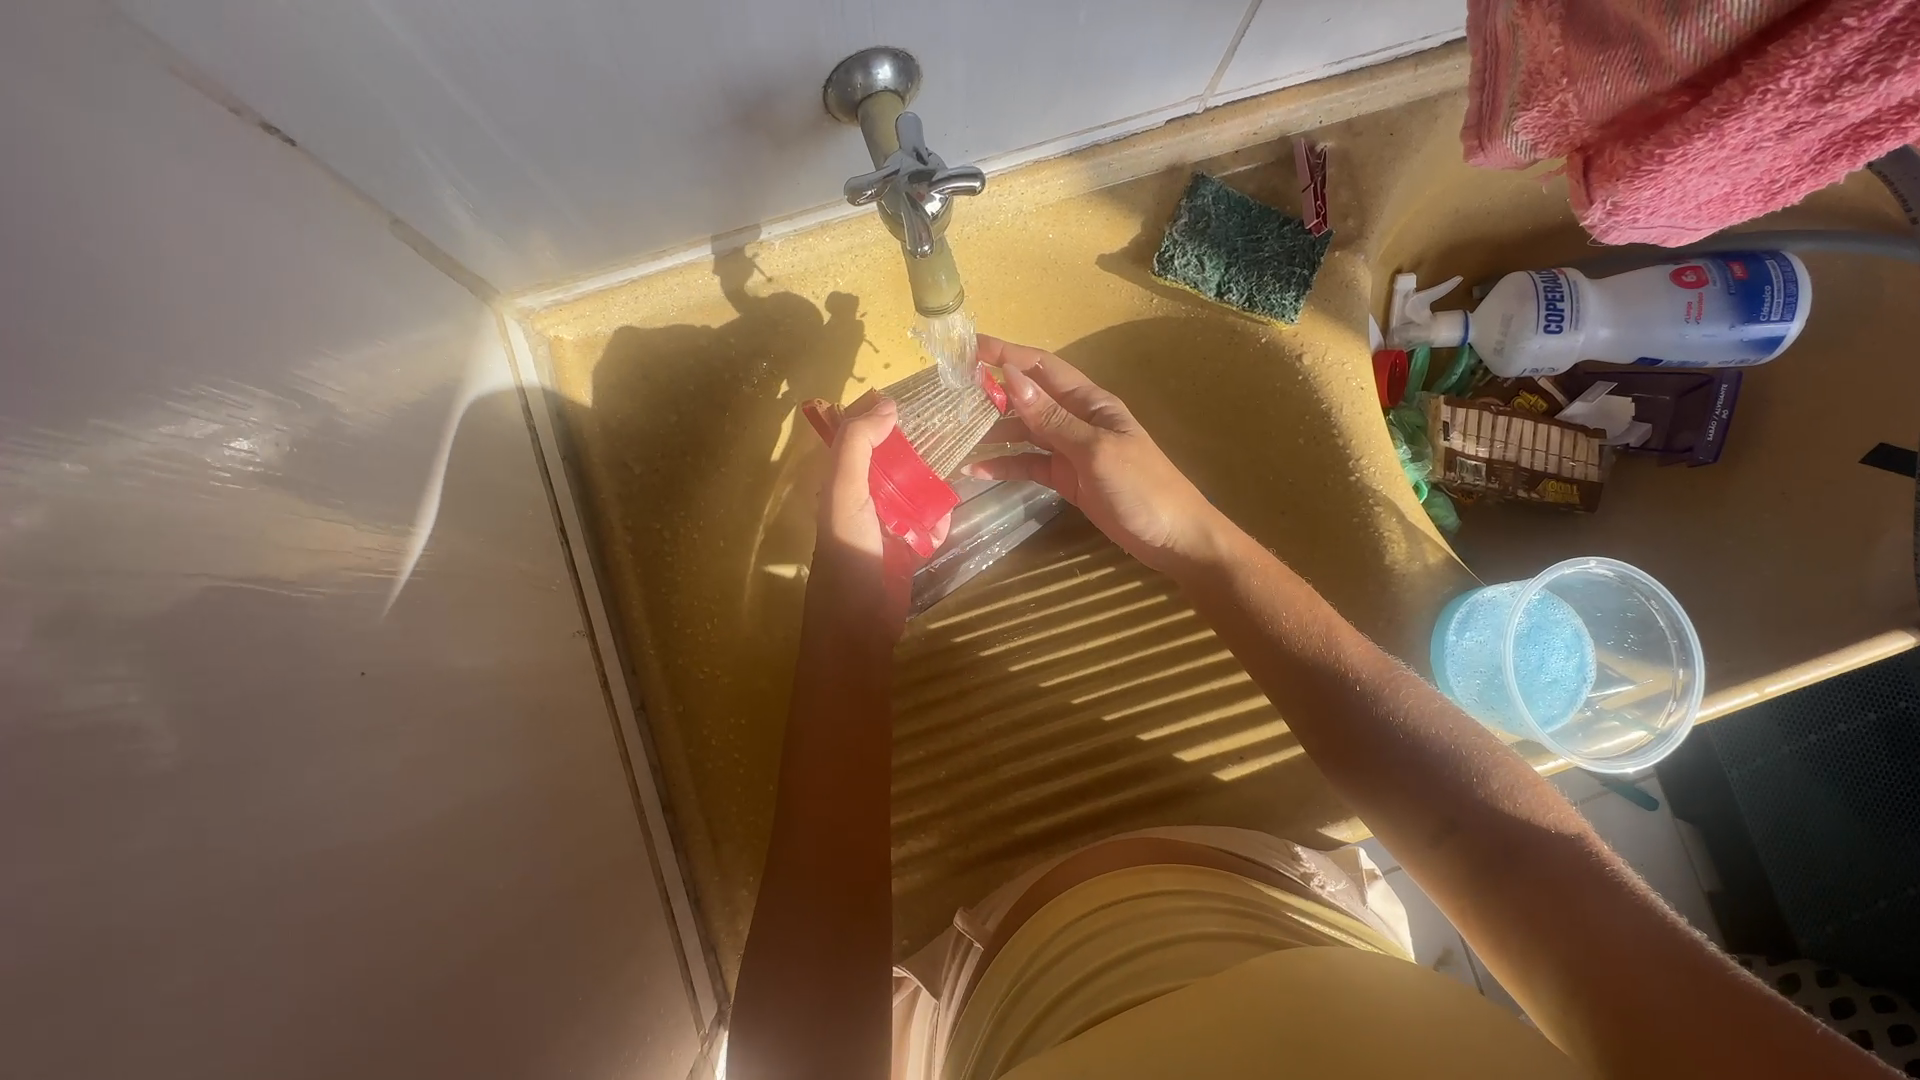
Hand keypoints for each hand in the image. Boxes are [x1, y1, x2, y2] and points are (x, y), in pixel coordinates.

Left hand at [812, 394, 946, 641]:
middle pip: (891, 460)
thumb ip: (858, 447)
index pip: (855, 435)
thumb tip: (887, 404)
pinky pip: (929, 524)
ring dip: (932, 481)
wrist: (859, 625)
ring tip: (960, 461)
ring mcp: (886, 525)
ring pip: (914, 489)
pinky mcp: (907, 550)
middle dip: (915, 444)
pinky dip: (939, 520)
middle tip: (951, 423)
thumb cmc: (847, 554)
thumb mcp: (844, 493)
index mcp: (839, 482)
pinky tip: (945, 519)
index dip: (876, 413)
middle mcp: (862, 498)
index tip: (911, 394)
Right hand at [964, 336, 1224, 575]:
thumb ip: (1051, 417)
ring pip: (1024, 432)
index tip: (967, 349)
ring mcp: (1071, 450)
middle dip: (992, 392)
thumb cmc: (1142, 487)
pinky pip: (1029, 465)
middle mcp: (1077, 419)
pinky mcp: (1066, 479)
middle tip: (950, 395)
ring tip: (957, 435)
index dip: (1006, 354)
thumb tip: (1011, 377)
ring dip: (993, 432)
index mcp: (1090, 402)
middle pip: (1028, 397)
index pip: (1041, 367)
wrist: (1174, 538)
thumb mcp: (1094, 449)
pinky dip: (1005, 467)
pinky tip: (976, 471)